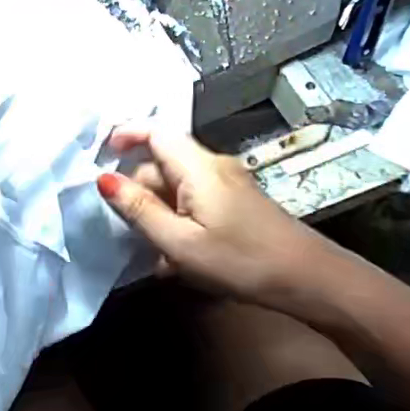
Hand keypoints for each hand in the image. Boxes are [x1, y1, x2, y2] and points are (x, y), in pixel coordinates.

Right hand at [98, 128, 353, 321]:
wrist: (308, 279)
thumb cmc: (241, 261)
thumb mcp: (180, 243)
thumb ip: (140, 210)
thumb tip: (104, 179)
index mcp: (197, 167)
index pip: (156, 131)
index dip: (126, 134)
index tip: (101, 154)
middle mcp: (213, 166)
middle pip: (162, 163)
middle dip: (139, 190)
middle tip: (127, 229)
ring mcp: (227, 183)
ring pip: (176, 186)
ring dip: (158, 212)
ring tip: (155, 253)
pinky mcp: (236, 202)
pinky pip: (194, 200)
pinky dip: (178, 220)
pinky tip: (177, 257)